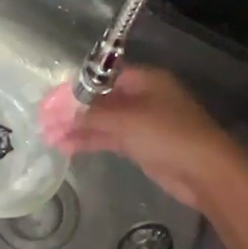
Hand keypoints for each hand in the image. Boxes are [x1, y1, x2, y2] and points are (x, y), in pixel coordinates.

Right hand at [46, 67, 244, 208]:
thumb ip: (91, 114)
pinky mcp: (141, 146)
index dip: (74, 87)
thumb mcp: (126, 120)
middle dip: (72, 110)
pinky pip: (109, 138)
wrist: (205, 172)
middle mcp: (142, 97)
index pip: (102, 76)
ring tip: (48, 137)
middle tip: (42, 121)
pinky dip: (89, 140)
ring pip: (102, 121)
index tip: (49, 100)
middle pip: (100, 99)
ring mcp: (142, 123)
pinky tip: (66, 146)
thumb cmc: (169, 136)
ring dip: (77, 127)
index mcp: (144, 80)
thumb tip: (57, 108)